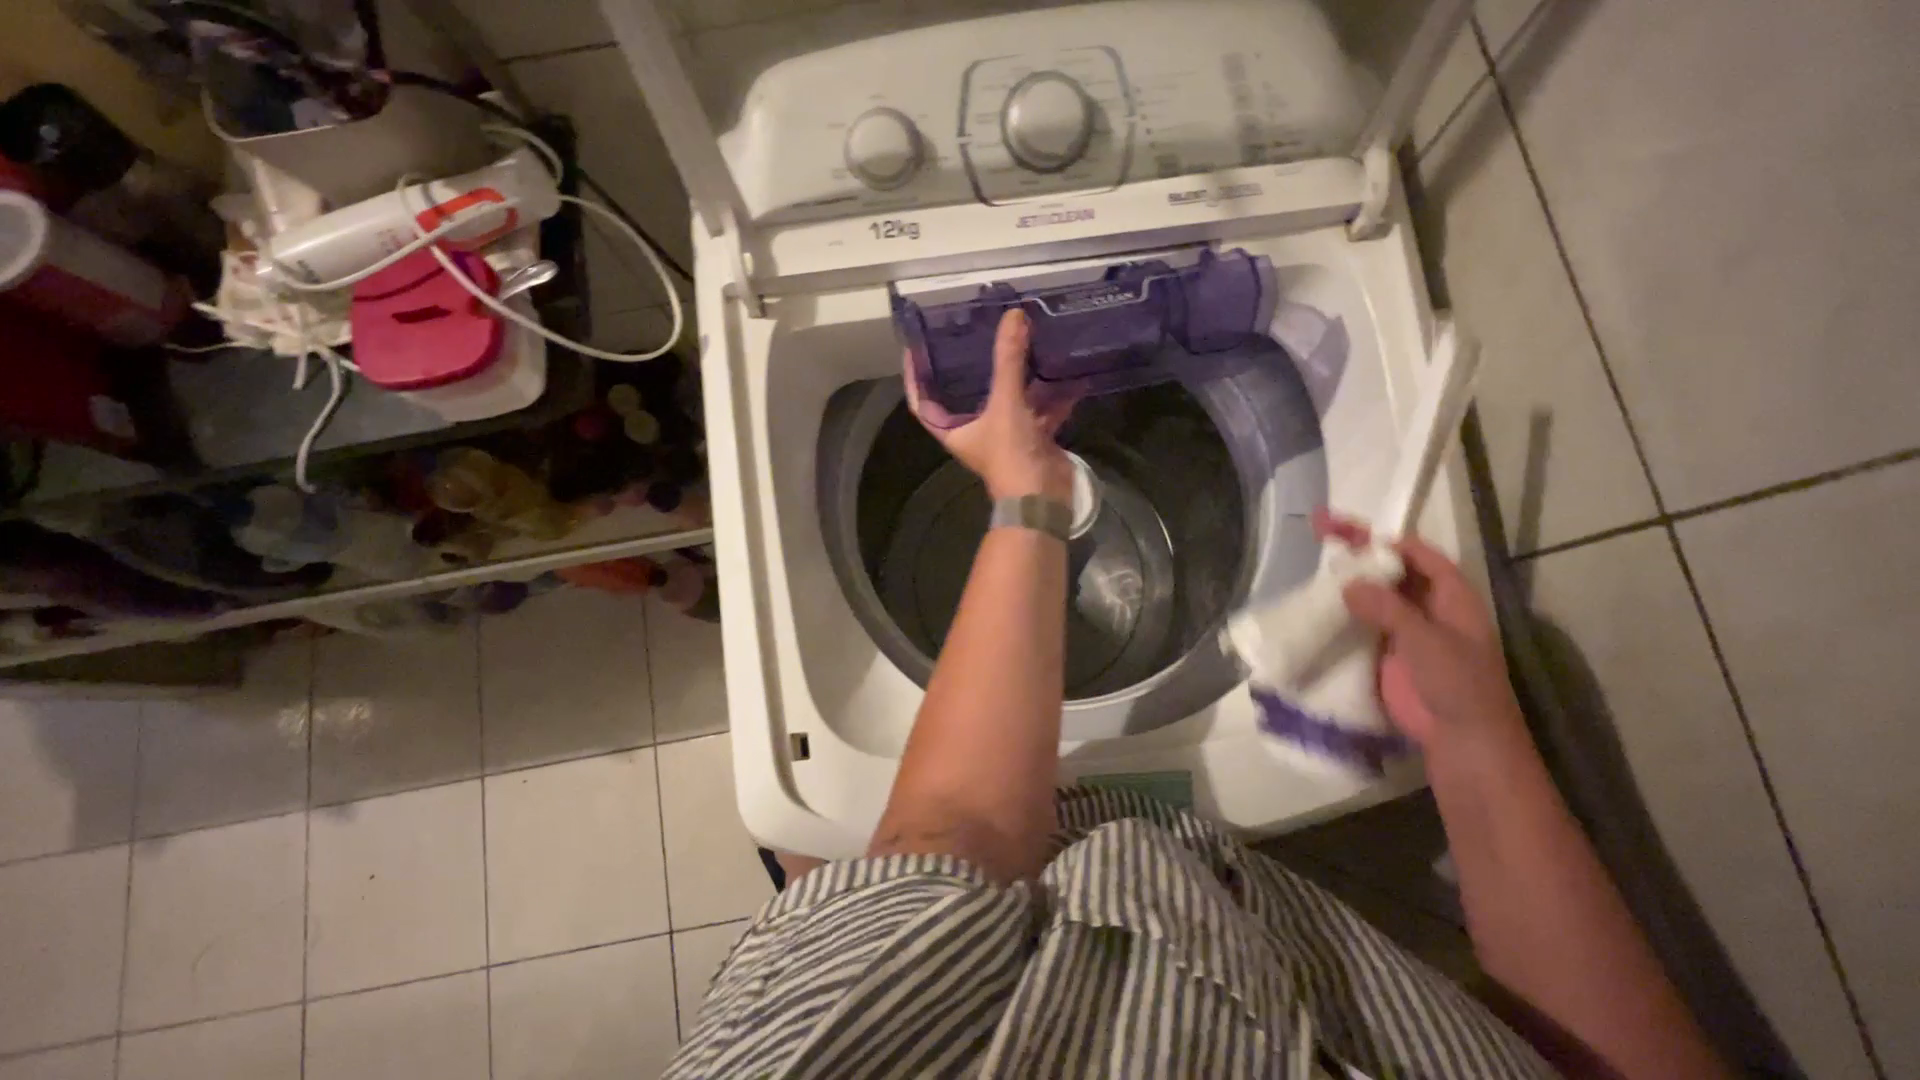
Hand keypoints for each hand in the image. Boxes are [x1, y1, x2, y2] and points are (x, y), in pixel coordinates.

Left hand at [903, 308, 1077, 501]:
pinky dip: (1053, 392)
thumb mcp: (1006, 404)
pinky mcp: (1034, 438)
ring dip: (1020, 373)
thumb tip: (1014, 316)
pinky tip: (1065, 369)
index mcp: (954, 428)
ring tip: (1025, 338)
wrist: (1044, 499)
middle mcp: (977, 430)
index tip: (915, 346)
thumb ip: (1009, 360)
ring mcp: (1007, 434)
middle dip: (975, 364)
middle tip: (975, 329)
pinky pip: (1041, 408)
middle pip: (969, 392)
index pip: (923, 400)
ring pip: (1010, 397)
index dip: (916, 375)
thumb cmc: (1010, 455)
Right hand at [1314, 510, 1526, 752]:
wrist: (1464, 744)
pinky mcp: (1385, 657)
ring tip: (1310, 565)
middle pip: (1390, 570)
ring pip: (1372, 597)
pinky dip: (1338, 615)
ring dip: (1345, 582)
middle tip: (1320, 528)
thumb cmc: (1459, 686)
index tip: (1350, 529)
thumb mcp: (1427, 640)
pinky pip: (1359, 627)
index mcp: (1451, 597)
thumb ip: (1388, 608)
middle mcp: (1427, 609)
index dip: (1386, 538)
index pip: (1417, 554)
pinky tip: (1314, 607)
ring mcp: (1405, 633)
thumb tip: (1348, 584)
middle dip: (1358, 551)